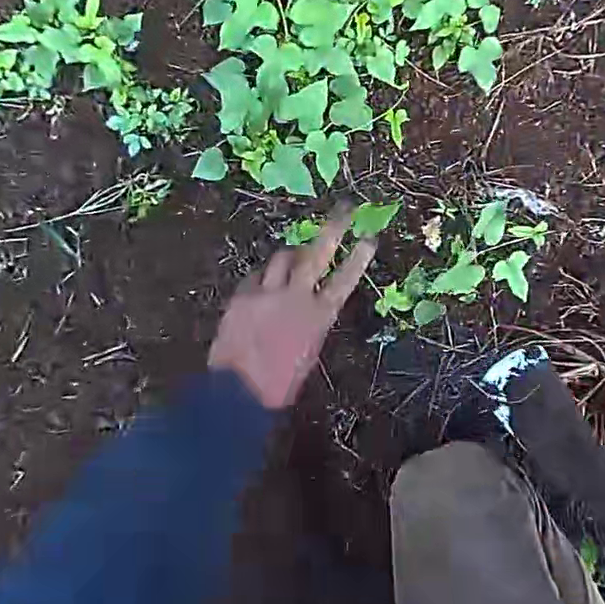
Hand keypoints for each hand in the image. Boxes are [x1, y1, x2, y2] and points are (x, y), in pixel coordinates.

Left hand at [209, 209, 376, 409]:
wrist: (236, 393)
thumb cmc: (280, 383)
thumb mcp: (308, 351)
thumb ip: (312, 322)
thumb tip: (311, 305)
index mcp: (319, 316)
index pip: (345, 279)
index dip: (358, 258)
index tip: (369, 238)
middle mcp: (295, 297)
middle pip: (316, 253)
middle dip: (333, 229)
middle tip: (344, 210)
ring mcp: (266, 293)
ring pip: (282, 258)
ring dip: (292, 255)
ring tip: (295, 255)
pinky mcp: (242, 296)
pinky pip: (256, 276)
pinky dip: (264, 276)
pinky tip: (264, 283)